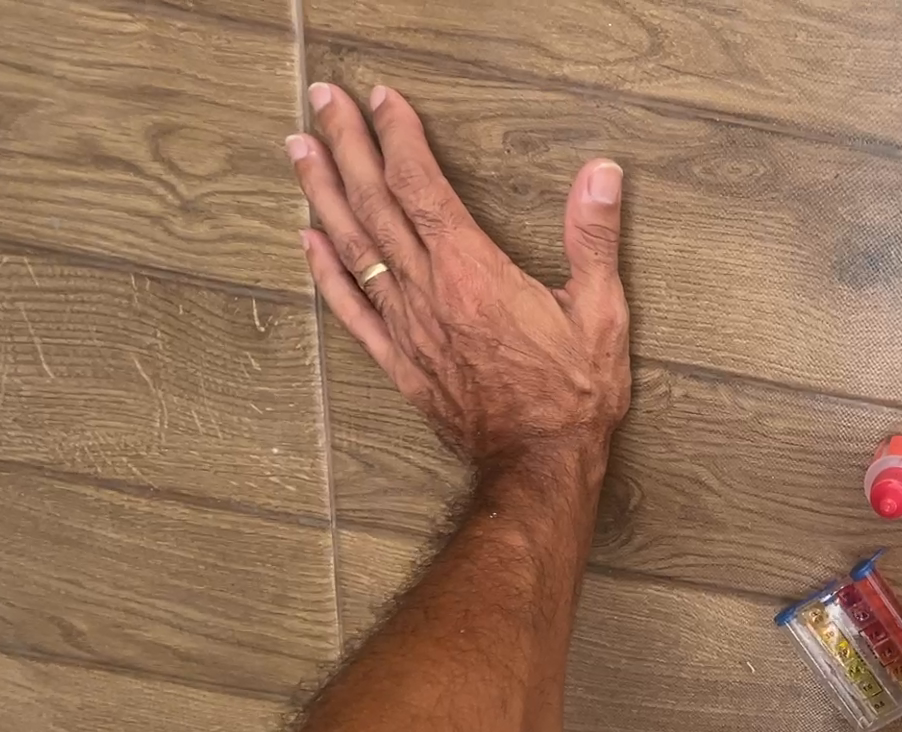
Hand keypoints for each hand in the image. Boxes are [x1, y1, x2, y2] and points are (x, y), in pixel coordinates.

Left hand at [285, 82, 629, 488]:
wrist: (541, 461)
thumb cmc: (575, 393)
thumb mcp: (602, 314)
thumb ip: (594, 240)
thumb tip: (602, 174)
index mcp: (475, 272)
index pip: (423, 187)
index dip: (399, 137)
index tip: (382, 98)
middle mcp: (429, 291)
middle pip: (376, 206)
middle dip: (347, 146)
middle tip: (322, 100)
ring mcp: (408, 328)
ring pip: (353, 248)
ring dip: (323, 194)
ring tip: (299, 149)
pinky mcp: (402, 362)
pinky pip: (352, 309)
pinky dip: (325, 271)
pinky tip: (308, 241)